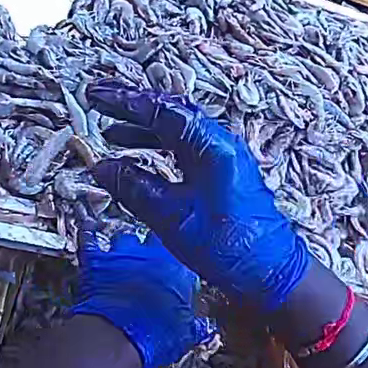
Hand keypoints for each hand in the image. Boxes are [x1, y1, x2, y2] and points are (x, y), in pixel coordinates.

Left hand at [70, 231, 210, 367]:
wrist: (118, 336)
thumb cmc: (155, 336)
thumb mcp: (185, 333)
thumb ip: (195, 323)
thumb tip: (205, 324)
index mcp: (177, 269)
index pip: (183, 251)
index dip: (179, 256)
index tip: (178, 262)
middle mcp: (151, 255)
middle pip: (154, 238)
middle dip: (153, 246)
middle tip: (151, 255)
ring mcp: (122, 255)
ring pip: (124, 237)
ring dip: (124, 244)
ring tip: (124, 249)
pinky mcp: (96, 261)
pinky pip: (89, 238)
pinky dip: (88, 233)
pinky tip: (88, 227)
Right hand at [85, 83, 311, 310]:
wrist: (272, 273)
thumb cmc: (227, 245)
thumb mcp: (171, 216)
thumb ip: (134, 186)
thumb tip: (101, 166)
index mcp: (210, 146)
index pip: (159, 110)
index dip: (123, 101)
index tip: (95, 94)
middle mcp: (218, 143)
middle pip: (168, 113)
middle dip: (131, 108)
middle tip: (98, 103)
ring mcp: (222, 157)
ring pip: (175, 131)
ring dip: (142, 129)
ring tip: (110, 133)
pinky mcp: (221, 174)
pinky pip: (183, 149)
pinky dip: (156, 148)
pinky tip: (137, 159)